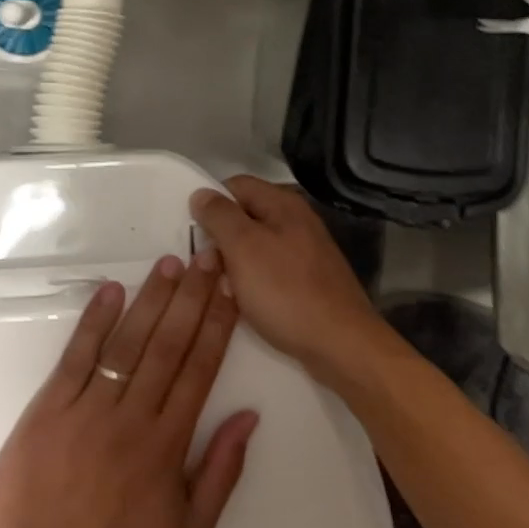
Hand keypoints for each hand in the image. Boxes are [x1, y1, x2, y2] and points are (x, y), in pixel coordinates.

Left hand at [0, 253, 258, 527]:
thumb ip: (222, 472)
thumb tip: (248, 418)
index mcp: (167, 446)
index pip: (200, 370)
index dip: (218, 326)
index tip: (230, 291)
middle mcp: (132, 420)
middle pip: (169, 345)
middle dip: (193, 298)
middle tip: (208, 259)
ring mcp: (87, 412)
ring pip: (128, 343)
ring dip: (152, 300)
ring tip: (171, 265)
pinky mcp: (47, 412)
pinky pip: (75, 358)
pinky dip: (93, 322)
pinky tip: (111, 292)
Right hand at [189, 177, 383, 379]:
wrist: (340, 342)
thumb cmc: (287, 291)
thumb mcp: (244, 248)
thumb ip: (220, 216)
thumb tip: (201, 192)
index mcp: (284, 204)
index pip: (236, 185)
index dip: (210, 202)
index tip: (189, 231)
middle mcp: (297, 220)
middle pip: (246, 216)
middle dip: (220, 236)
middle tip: (199, 263)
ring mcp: (306, 251)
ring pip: (256, 247)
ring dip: (233, 263)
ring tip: (216, 285)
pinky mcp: (309, 280)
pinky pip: (270, 272)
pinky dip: (253, 282)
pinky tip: (243, 302)